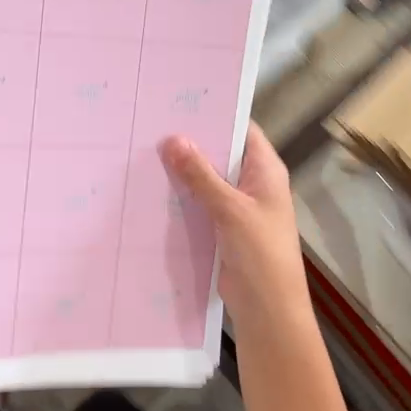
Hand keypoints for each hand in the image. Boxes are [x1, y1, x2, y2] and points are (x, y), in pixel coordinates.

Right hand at [160, 123, 306, 328]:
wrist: (266, 308)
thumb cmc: (260, 253)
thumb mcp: (230, 209)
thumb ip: (200, 175)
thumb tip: (172, 139)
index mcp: (265, 170)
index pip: (241, 130)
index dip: (215, 114)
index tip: (179, 102)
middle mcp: (252, 183)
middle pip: (220, 153)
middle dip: (190, 142)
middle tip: (152, 125)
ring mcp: (236, 206)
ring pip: (206, 179)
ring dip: (182, 171)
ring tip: (143, 150)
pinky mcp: (221, 227)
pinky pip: (198, 203)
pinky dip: (180, 196)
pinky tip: (151, 187)